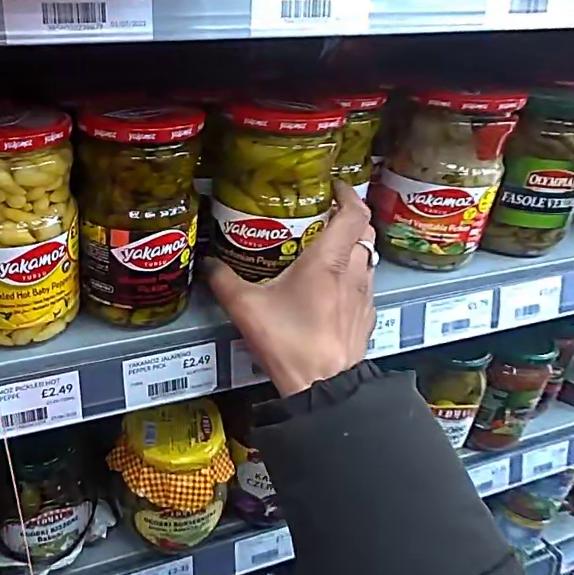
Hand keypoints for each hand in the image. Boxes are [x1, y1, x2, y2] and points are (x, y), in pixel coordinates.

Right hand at [205, 181, 376, 396]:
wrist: (323, 387)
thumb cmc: (289, 341)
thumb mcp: (245, 307)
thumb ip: (223, 280)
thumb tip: (206, 263)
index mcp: (329, 260)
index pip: (353, 213)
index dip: (346, 194)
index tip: (331, 187)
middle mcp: (354, 272)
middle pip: (363, 232)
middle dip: (348, 219)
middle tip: (323, 216)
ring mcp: (364, 296)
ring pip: (367, 258)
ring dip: (352, 248)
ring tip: (324, 251)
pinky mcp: (366, 318)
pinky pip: (365, 285)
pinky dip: (352, 276)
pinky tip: (330, 289)